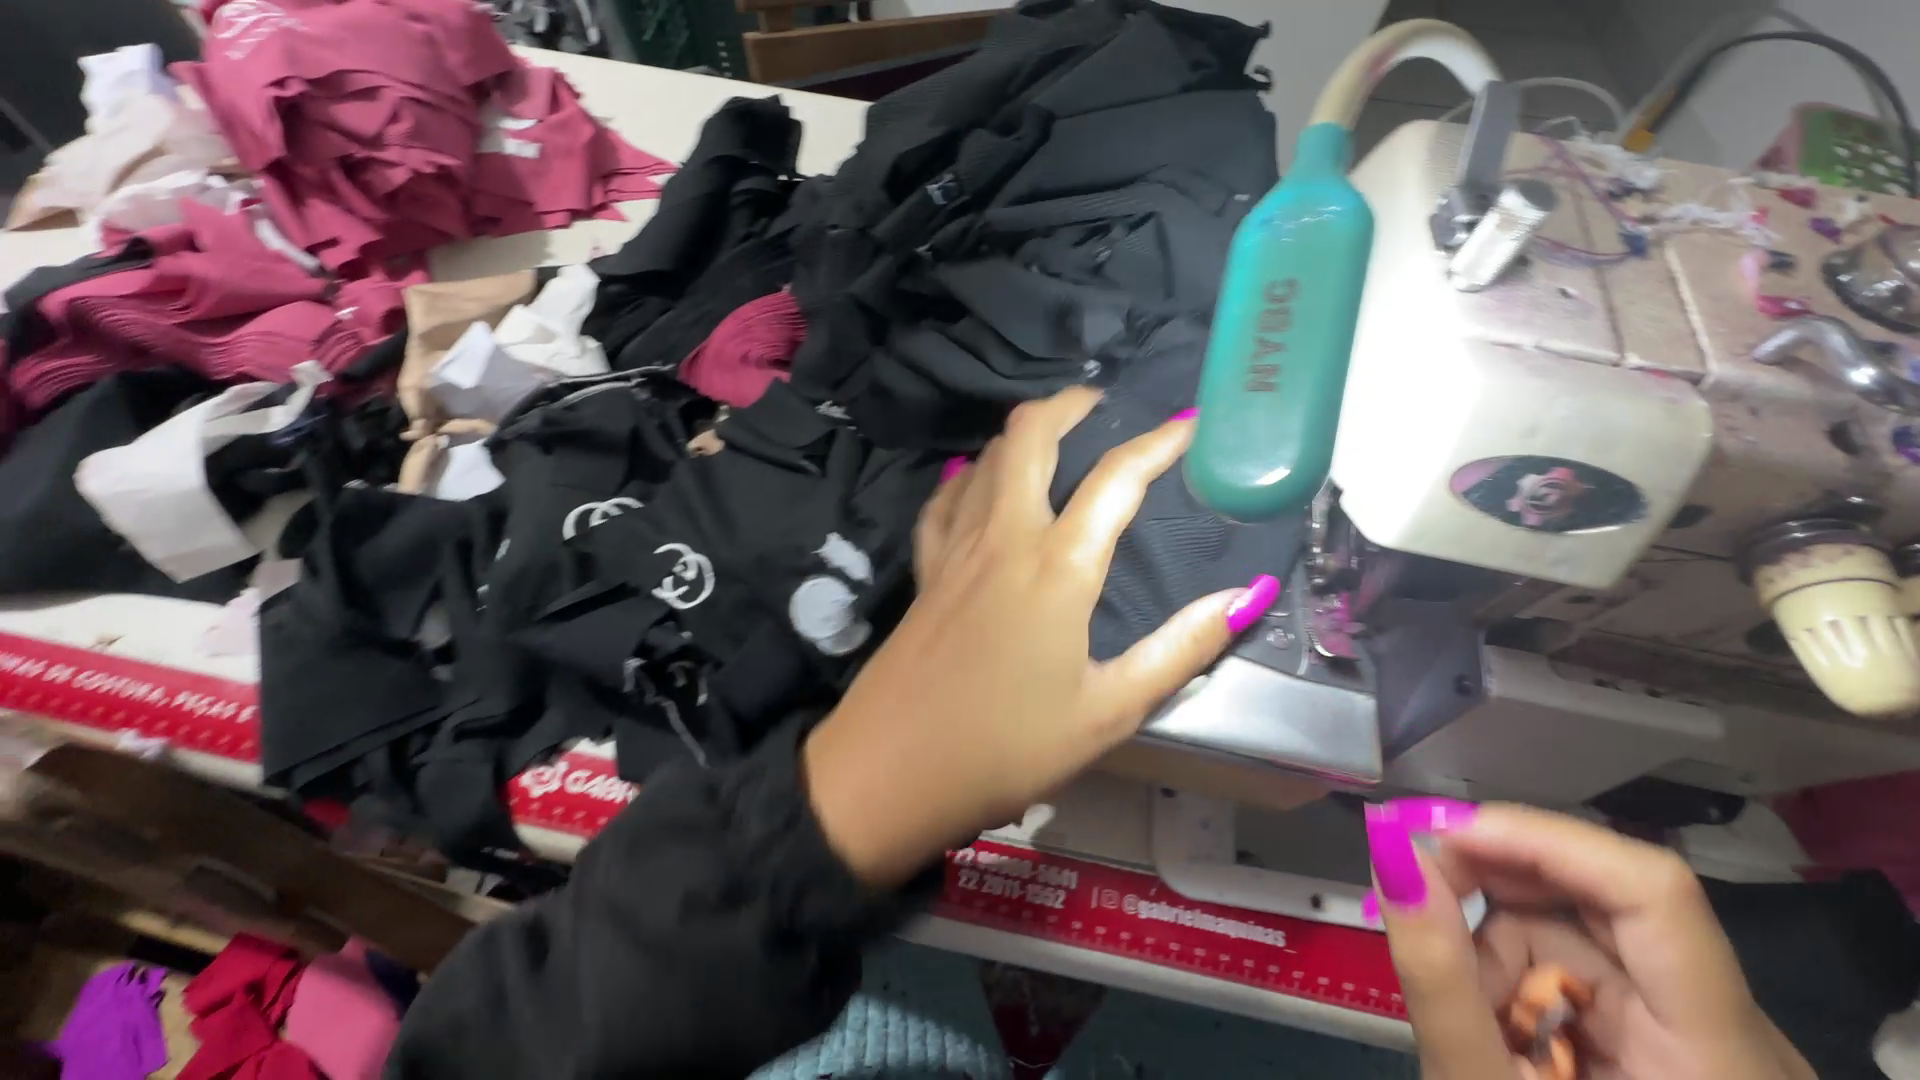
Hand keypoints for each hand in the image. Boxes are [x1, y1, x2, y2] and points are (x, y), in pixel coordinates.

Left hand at [802, 387, 1277, 886]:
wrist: (889, 772)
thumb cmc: (1007, 748)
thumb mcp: (1108, 711)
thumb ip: (1180, 649)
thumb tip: (1245, 596)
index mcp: (1058, 567)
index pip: (1116, 479)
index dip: (1159, 442)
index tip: (1190, 422)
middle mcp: (1004, 538)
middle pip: (1031, 437)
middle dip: (1070, 405)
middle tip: (1103, 404)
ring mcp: (956, 549)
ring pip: (987, 458)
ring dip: (1023, 433)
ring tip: (1056, 437)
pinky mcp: (925, 570)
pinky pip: (948, 499)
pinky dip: (973, 476)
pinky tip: (982, 482)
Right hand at [1367, 801, 1814, 1079]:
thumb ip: (1438, 973)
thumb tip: (1392, 854)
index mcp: (1717, 1055)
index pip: (1652, 891)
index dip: (1543, 839)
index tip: (1440, 834)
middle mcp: (1733, 1027)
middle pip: (1605, 896)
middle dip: (1496, 889)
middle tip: (1416, 897)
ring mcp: (1706, 1028)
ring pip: (1583, 923)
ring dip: (1499, 939)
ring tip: (1468, 1006)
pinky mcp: (1672, 1030)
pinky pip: (1584, 957)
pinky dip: (1520, 967)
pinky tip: (1500, 1018)